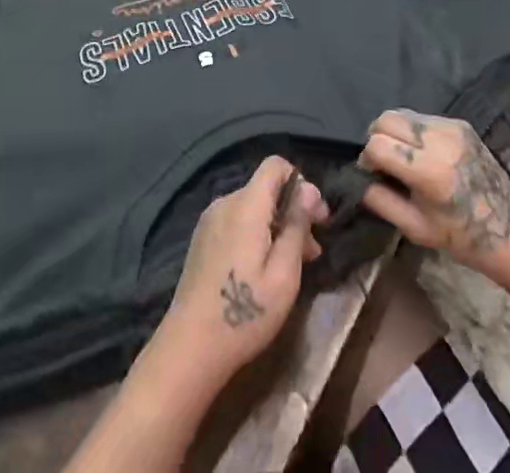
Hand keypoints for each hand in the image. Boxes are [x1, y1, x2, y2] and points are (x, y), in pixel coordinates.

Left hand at [152, 156, 328, 388]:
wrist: (192, 344)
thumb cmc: (246, 311)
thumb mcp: (284, 272)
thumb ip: (297, 225)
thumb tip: (309, 189)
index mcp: (245, 205)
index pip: (275, 165)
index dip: (301, 182)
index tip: (317, 217)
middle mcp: (224, 203)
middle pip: (265, 189)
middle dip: (293, 211)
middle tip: (314, 251)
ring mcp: (209, 220)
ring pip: (252, 206)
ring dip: (277, 226)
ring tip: (293, 265)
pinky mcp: (203, 238)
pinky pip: (237, 220)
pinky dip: (257, 233)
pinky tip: (265, 268)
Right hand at [357, 109, 509, 272]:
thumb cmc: (460, 234)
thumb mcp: (413, 227)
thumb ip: (379, 200)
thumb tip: (358, 180)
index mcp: (429, 170)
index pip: (376, 144)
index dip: (368, 160)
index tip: (375, 176)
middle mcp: (440, 141)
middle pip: (385, 119)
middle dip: (377, 139)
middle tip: (386, 164)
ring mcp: (452, 128)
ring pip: (401, 114)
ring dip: (394, 133)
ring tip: (404, 157)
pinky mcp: (460, 124)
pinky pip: (421, 117)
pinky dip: (412, 131)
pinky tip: (422, 154)